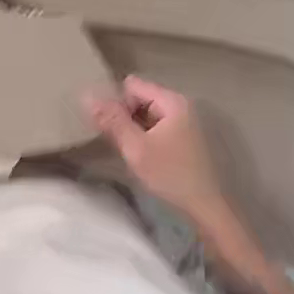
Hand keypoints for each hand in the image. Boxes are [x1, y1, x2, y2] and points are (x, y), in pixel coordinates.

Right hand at [88, 75, 226, 217]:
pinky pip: (157, 126)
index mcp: (172, 102)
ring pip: (147, 114)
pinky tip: (142, 155)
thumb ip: (112, 120)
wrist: (206, 207)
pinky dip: (146, 136)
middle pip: (140, 98)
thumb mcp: (135, 147)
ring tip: (129, 149)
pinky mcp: (186, 136)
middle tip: (118, 140)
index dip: (116, 103)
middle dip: (125, 116)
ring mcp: (186, 121)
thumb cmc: (171, 175)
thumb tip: (88, 96)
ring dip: (134, 128)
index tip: (109, 126)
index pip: (132, 86)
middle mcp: (181, 105)